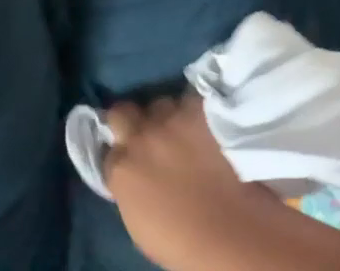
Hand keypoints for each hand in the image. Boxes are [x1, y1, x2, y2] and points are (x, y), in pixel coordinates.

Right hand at [102, 95, 282, 269]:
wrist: (230, 228)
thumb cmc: (183, 241)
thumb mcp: (139, 223)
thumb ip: (129, 189)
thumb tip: (130, 176)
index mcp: (120, 169)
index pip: (108, 149)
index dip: (120, 152)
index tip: (130, 157)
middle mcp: (140, 137)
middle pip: (123, 112)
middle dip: (130, 120)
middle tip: (146, 133)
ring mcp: (170, 119)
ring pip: (160, 103)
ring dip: (167, 116)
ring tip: (182, 129)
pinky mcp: (199, 108)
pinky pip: (190, 98)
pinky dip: (194, 109)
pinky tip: (204, 121)